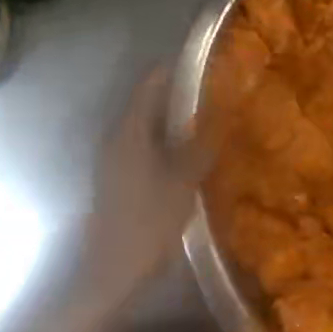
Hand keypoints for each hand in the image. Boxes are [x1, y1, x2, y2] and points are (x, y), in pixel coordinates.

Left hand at [75, 67, 200, 308]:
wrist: (112, 270)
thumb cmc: (148, 223)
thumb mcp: (182, 182)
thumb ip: (200, 146)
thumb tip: (220, 114)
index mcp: (129, 133)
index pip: (148, 86)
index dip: (169, 70)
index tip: (195, 61)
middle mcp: (115, 139)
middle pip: (143, 104)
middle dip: (173, 94)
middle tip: (207, 89)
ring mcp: (112, 160)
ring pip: (143, 127)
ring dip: (168, 119)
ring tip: (201, 118)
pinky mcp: (116, 179)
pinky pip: (141, 146)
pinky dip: (162, 140)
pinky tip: (183, 153)